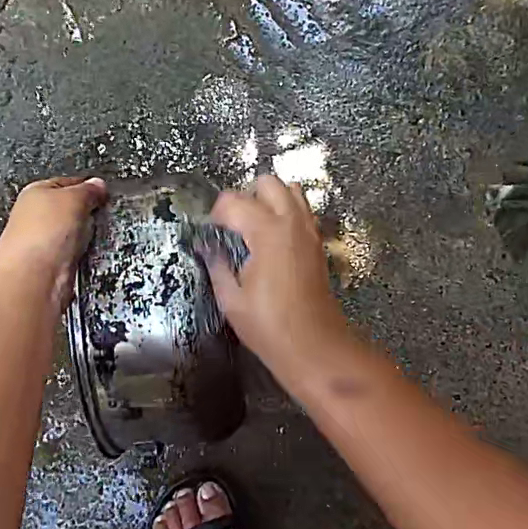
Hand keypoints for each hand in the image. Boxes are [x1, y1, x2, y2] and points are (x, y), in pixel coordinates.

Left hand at [0, 175, 107, 311]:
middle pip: (70, 210)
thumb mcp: (73, 199)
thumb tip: (98, 184)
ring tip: (90, 238)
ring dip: (86, 237)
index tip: (104, 192)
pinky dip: (83, 255)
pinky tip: (85, 255)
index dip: (86, 187)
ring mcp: (43, 242)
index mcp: (35, 192)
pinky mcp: (52, 264)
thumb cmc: (44, 234)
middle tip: (100, 215)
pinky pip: (75, 254)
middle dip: (88, 214)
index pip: (66, 184)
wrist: (34, 278)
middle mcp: (35, 216)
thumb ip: (88, 190)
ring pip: (75, 234)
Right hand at [201, 175, 348, 370]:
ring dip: (270, 201)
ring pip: (291, 191)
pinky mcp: (319, 244)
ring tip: (254, 229)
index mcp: (267, 231)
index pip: (233, 201)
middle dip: (246, 197)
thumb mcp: (231, 298)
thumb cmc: (269, 325)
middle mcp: (292, 222)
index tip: (211, 234)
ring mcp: (310, 231)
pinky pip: (302, 212)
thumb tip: (208, 249)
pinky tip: (273, 242)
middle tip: (233, 226)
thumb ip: (217, 265)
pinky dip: (287, 214)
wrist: (313, 345)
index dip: (216, 214)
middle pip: (268, 183)